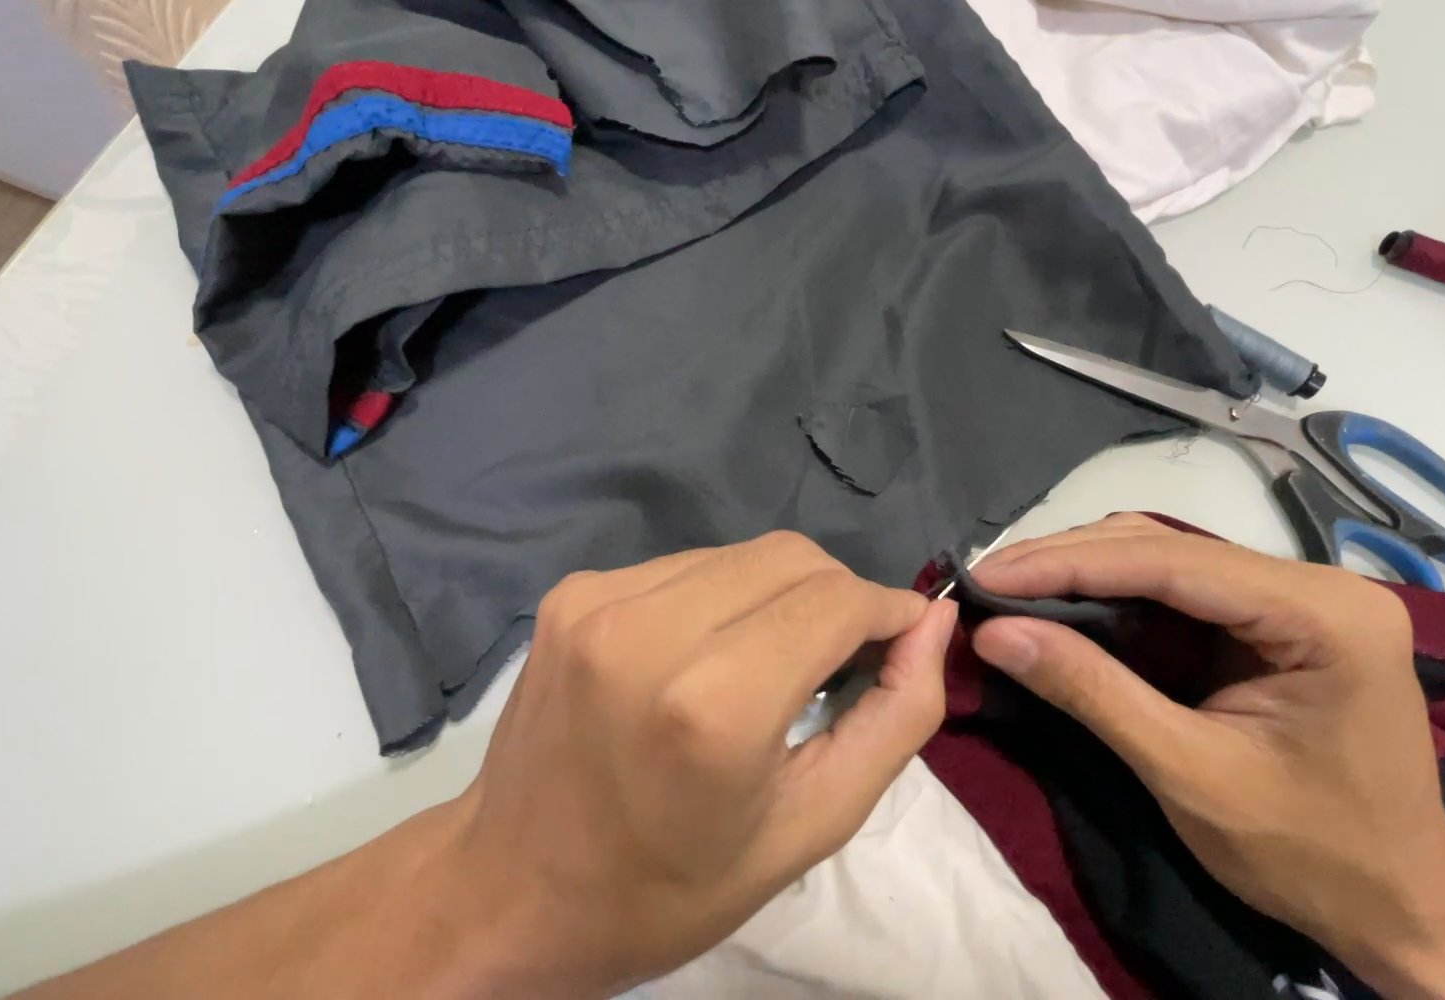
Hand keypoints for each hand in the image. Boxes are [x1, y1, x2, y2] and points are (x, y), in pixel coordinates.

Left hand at [455, 532, 957, 997]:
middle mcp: (649, 627)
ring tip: (775, 658)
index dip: (888, 610)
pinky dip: (723, 595)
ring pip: (742, 553)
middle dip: (840, 597)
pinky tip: (709, 650)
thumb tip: (932, 626)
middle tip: (844, 659)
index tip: (905, 639)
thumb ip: (893, 719)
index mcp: (713, 704)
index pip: (837, 601)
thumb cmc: (670, 885)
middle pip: (793, 559)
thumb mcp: (810, 827)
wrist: (512, 891)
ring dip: (782, 593)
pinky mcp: (573, 590)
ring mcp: (600, 598)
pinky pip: (687, 564)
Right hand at [967, 515, 1444, 998]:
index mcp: (1321, 615)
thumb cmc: (1307, 854)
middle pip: (1165, 548)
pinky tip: (1062, 605)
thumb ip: (1091, 692)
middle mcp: (1317, 584)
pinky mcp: (1275, 619)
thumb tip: (993, 633)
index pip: (1170, 562)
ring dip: (1082, 572)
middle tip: (984, 584)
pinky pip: (1180, 589)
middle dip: (1066, 562)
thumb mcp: (1187, 773)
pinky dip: (1113, 596)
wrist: (1399, 910)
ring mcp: (1298, 598)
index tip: (986, 576)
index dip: (1066, 563)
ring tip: (1008, 591)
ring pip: (1166, 559)